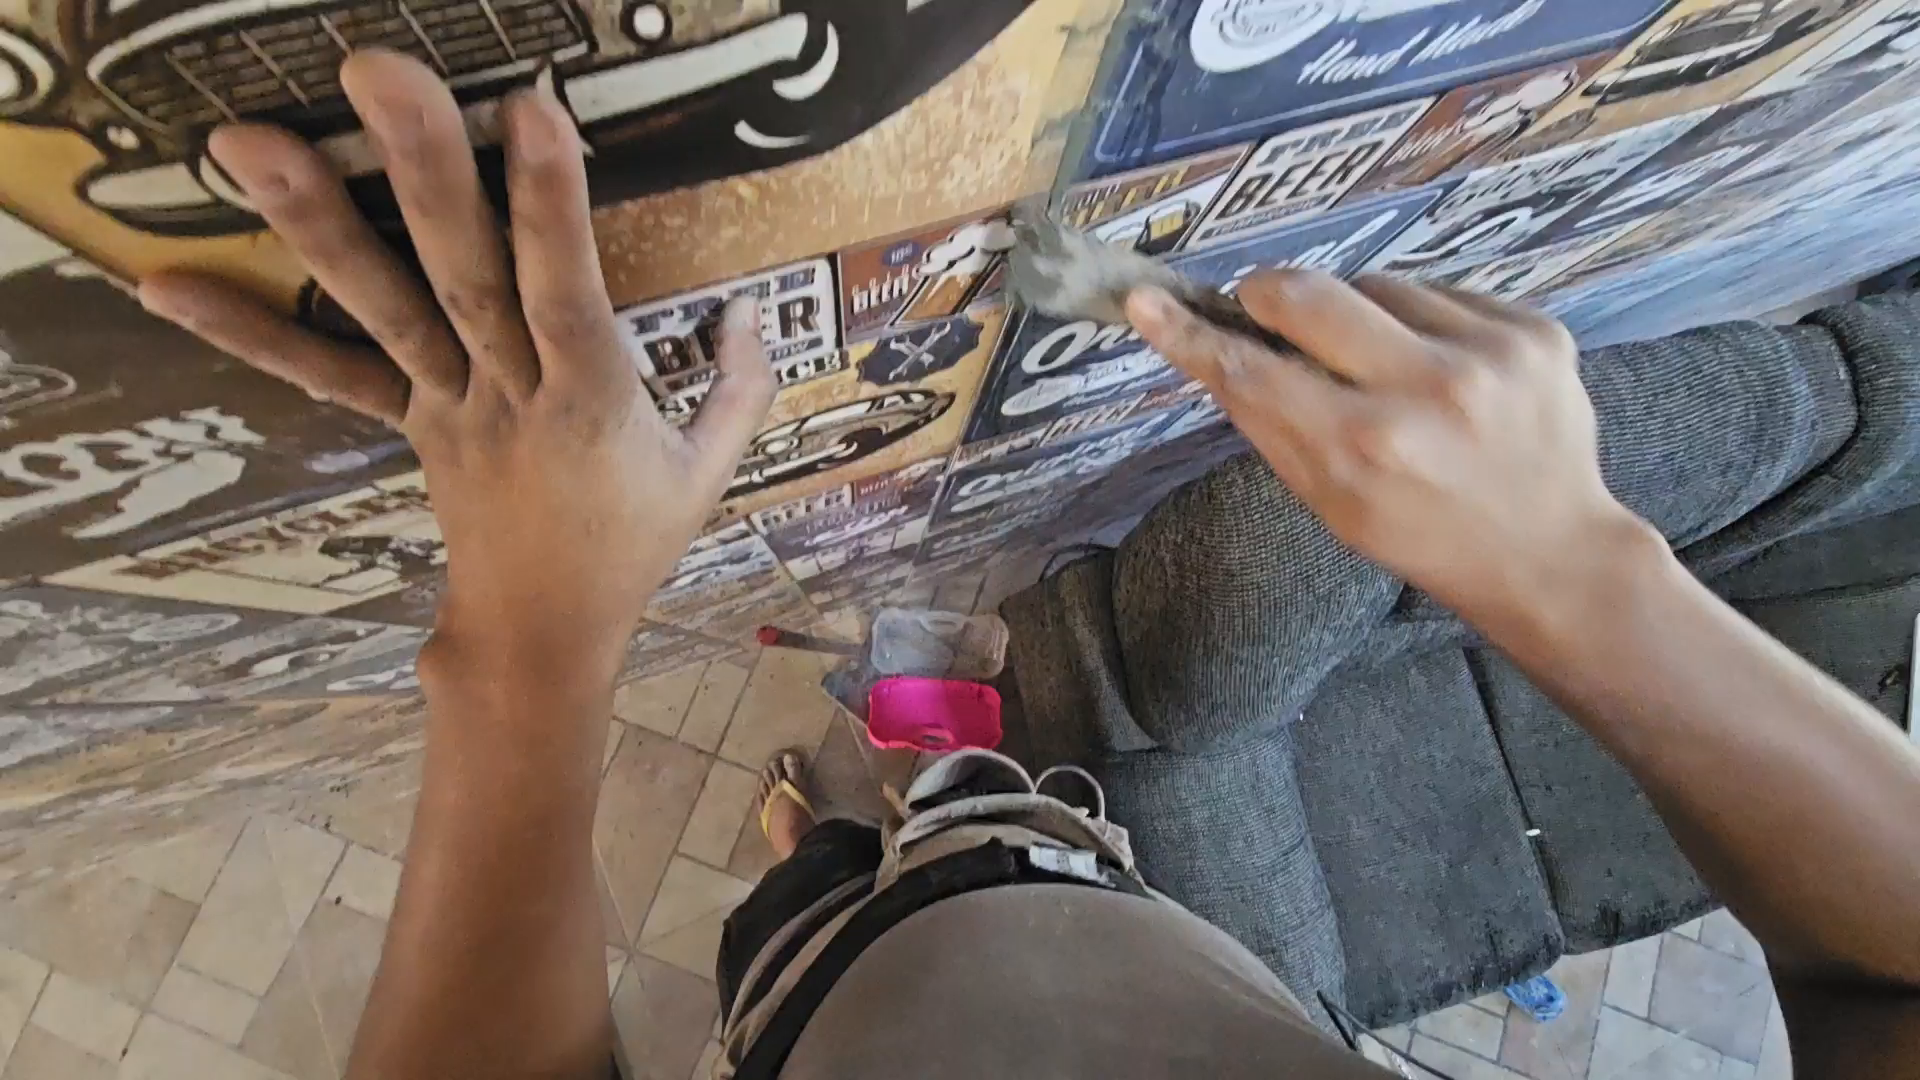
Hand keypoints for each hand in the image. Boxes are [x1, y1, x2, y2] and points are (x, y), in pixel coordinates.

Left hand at [139, 50, 774, 676]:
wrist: (547, 625)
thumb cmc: (634, 545)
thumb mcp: (709, 474)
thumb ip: (739, 392)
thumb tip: (752, 314)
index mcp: (594, 411)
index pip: (571, 301)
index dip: (554, 213)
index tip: (535, 115)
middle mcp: (512, 399)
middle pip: (468, 285)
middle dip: (429, 179)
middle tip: (383, 76)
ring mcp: (449, 410)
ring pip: (388, 317)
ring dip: (321, 229)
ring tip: (247, 142)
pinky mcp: (412, 425)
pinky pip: (334, 382)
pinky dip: (257, 338)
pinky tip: (168, 285)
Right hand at [1125, 270, 1655, 626]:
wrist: (1543, 549)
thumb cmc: (1411, 532)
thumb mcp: (1325, 499)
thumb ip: (1273, 425)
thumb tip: (1223, 353)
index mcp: (1360, 448)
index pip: (1250, 373)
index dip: (1190, 336)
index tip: (1146, 303)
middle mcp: (1424, 390)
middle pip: (1309, 296)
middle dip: (1267, 293)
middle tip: (1257, 305)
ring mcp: (1490, 353)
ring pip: (1374, 284)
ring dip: (1348, 312)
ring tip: (1368, 358)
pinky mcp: (1536, 329)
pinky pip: (1435, 293)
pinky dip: (1408, 317)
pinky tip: (1427, 359)